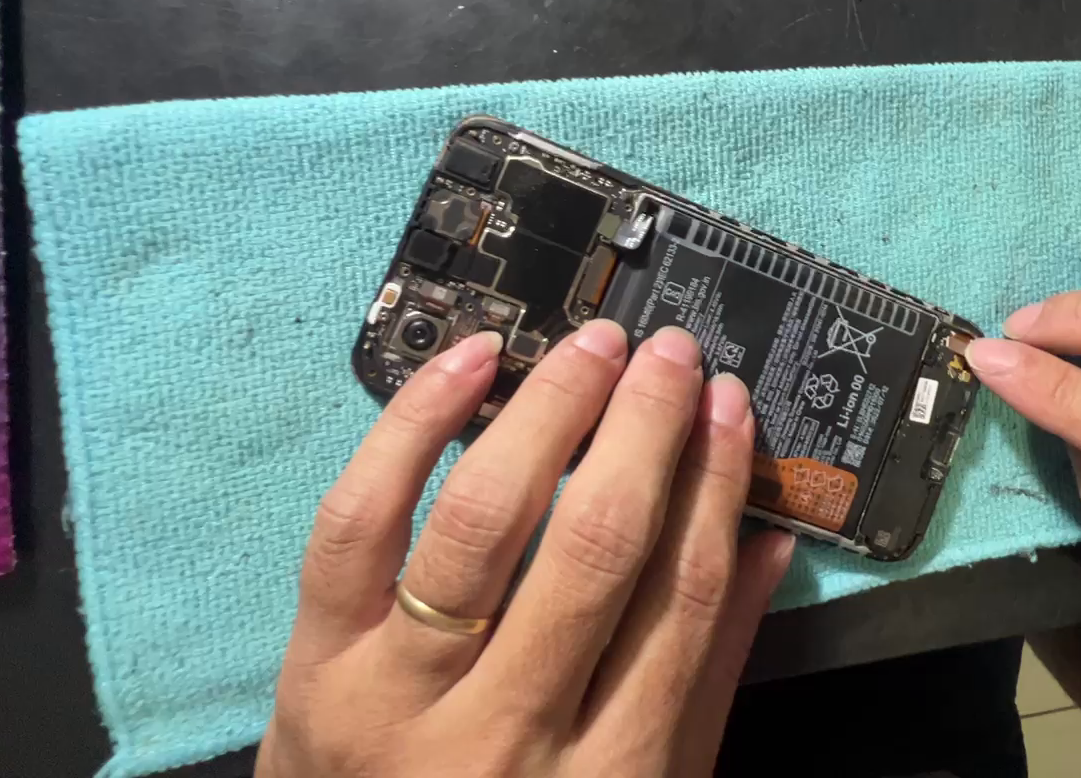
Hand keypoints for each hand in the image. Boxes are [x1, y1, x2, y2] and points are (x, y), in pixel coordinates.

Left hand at [259, 321, 793, 777]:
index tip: (728, 402)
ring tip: (594, 345)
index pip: (683, 595)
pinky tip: (472, 358)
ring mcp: (394, 696)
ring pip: (485, 516)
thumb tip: (768, 538)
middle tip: (671, 352)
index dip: (714, 481)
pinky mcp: (311, 662)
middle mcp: (504, 735)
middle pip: (594, 543)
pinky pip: (358, 521)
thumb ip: (710, 667)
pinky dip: (416, 423)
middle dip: (644, 425)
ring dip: (550, 408)